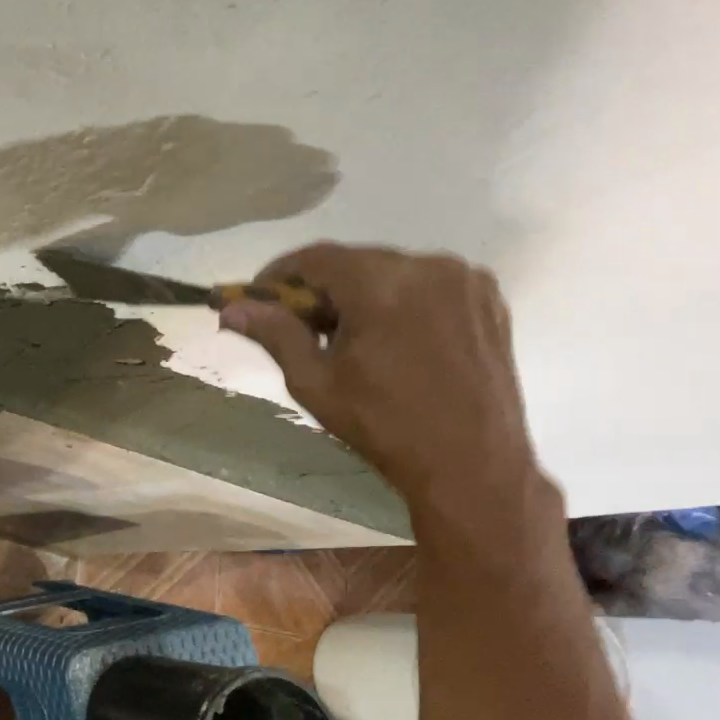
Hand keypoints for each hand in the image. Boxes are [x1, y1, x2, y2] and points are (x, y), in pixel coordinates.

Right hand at [219, 244, 536, 505]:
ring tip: (344, 339)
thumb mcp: (313, 381)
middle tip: (295, 327)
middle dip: (319, 289)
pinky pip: (426, 285)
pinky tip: (387, 340)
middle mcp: (429, 267)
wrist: (471, 461)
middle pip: (354, 262)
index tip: (256, 301)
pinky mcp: (487, 299)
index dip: (278, 275)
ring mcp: (465, 281)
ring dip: (358, 295)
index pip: (315, 258)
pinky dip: (397, 301)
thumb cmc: (381, 423)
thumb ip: (275, 334)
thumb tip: (231, 310)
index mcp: (383, 286)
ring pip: (390, 272)